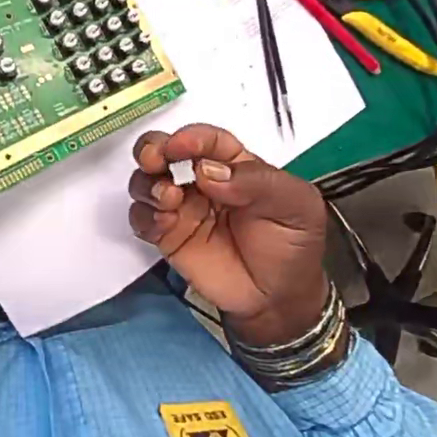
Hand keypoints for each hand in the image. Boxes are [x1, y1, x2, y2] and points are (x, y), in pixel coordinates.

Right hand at [126, 124, 331, 345]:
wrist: (278, 298)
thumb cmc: (292, 244)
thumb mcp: (295, 205)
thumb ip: (256, 182)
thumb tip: (207, 171)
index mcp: (233, 164)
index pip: (207, 141)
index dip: (191, 138)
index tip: (181, 146)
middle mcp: (200, 180)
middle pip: (164, 152)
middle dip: (152, 150)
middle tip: (154, 160)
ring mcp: (180, 207)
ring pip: (146, 182)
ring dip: (147, 184)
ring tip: (168, 199)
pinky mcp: (166, 235)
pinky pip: (141, 218)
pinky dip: (143, 216)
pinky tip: (163, 223)